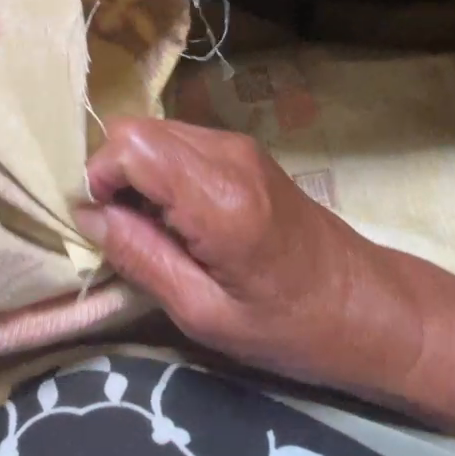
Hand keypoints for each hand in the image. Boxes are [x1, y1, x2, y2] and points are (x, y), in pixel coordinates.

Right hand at [76, 120, 424, 394]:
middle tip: (122, 227)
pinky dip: (159, 169)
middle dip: (112, 172)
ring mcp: (236, 143)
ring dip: (134, 171)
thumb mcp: (203, 313)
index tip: (101, 222)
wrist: (368, 306)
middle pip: (135, 128)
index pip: (130, 145)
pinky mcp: (241, 147)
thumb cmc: (289, 327)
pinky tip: (177, 214)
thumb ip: (140, 257)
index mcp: (219, 197)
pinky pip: (177, 140)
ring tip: (151, 225)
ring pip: (153, 130)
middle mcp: (226, 153)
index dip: (100, 176)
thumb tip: (87, 215)